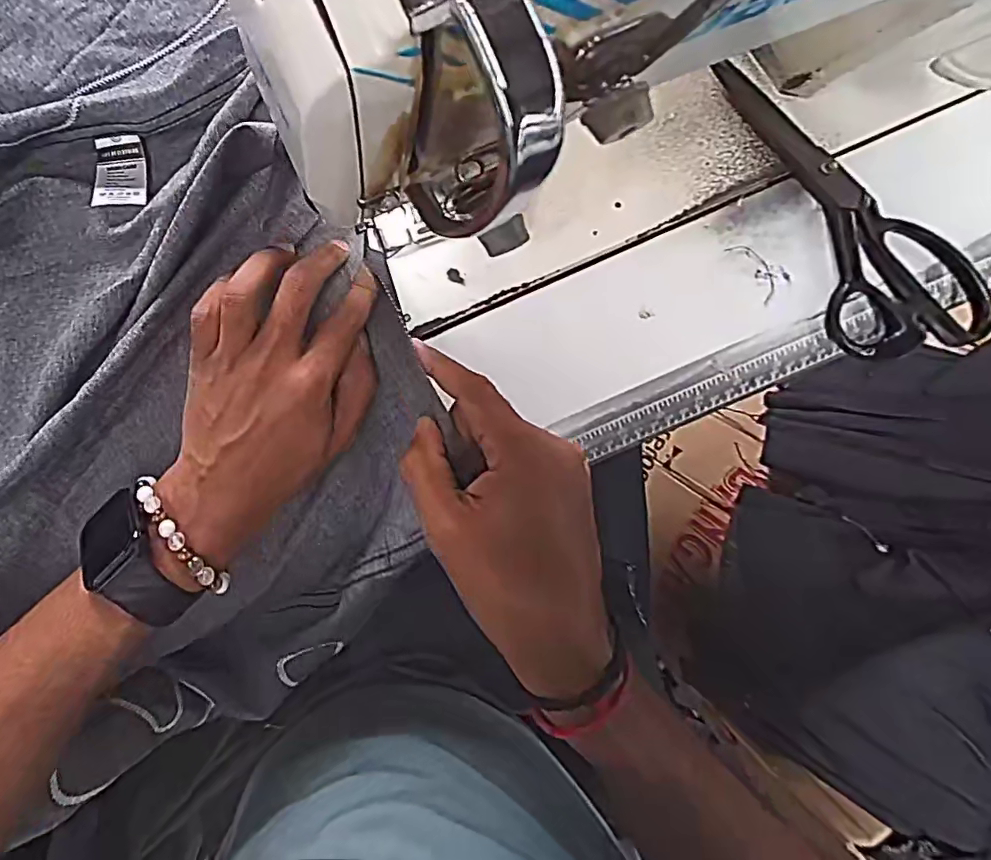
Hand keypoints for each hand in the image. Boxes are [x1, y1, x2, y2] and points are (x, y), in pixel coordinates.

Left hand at [152, 243, 379, 589]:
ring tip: (284, 254)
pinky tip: (240, 281)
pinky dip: (222, 287)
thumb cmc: (276, 468)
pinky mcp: (203, 359)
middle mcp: (269, 363)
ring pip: (244, 290)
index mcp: (308, 384)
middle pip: (296, 290)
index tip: (364, 280)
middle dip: (321, 261)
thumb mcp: (337, 439)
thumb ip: (358, 388)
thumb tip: (363, 344)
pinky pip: (206, 310)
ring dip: (267, 262)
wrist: (221, 489)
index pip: (343, 320)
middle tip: (332, 253)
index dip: (360, 291)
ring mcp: (232, 358)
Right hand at [400, 343, 612, 702]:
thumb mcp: (444, 525)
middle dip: (457, 444)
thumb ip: (423, 463)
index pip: (475, 391)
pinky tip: (494, 518)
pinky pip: (520, 458)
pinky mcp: (570, 485)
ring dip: (477, 464)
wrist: (561, 640)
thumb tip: (423, 429)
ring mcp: (567, 468)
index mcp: (524, 453)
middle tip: (448, 493)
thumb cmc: (510, 592)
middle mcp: (554, 451)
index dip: (442, 367)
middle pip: (485, 419)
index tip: (419, 350)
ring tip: (477, 517)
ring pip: (501, 440)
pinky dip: (496, 474)